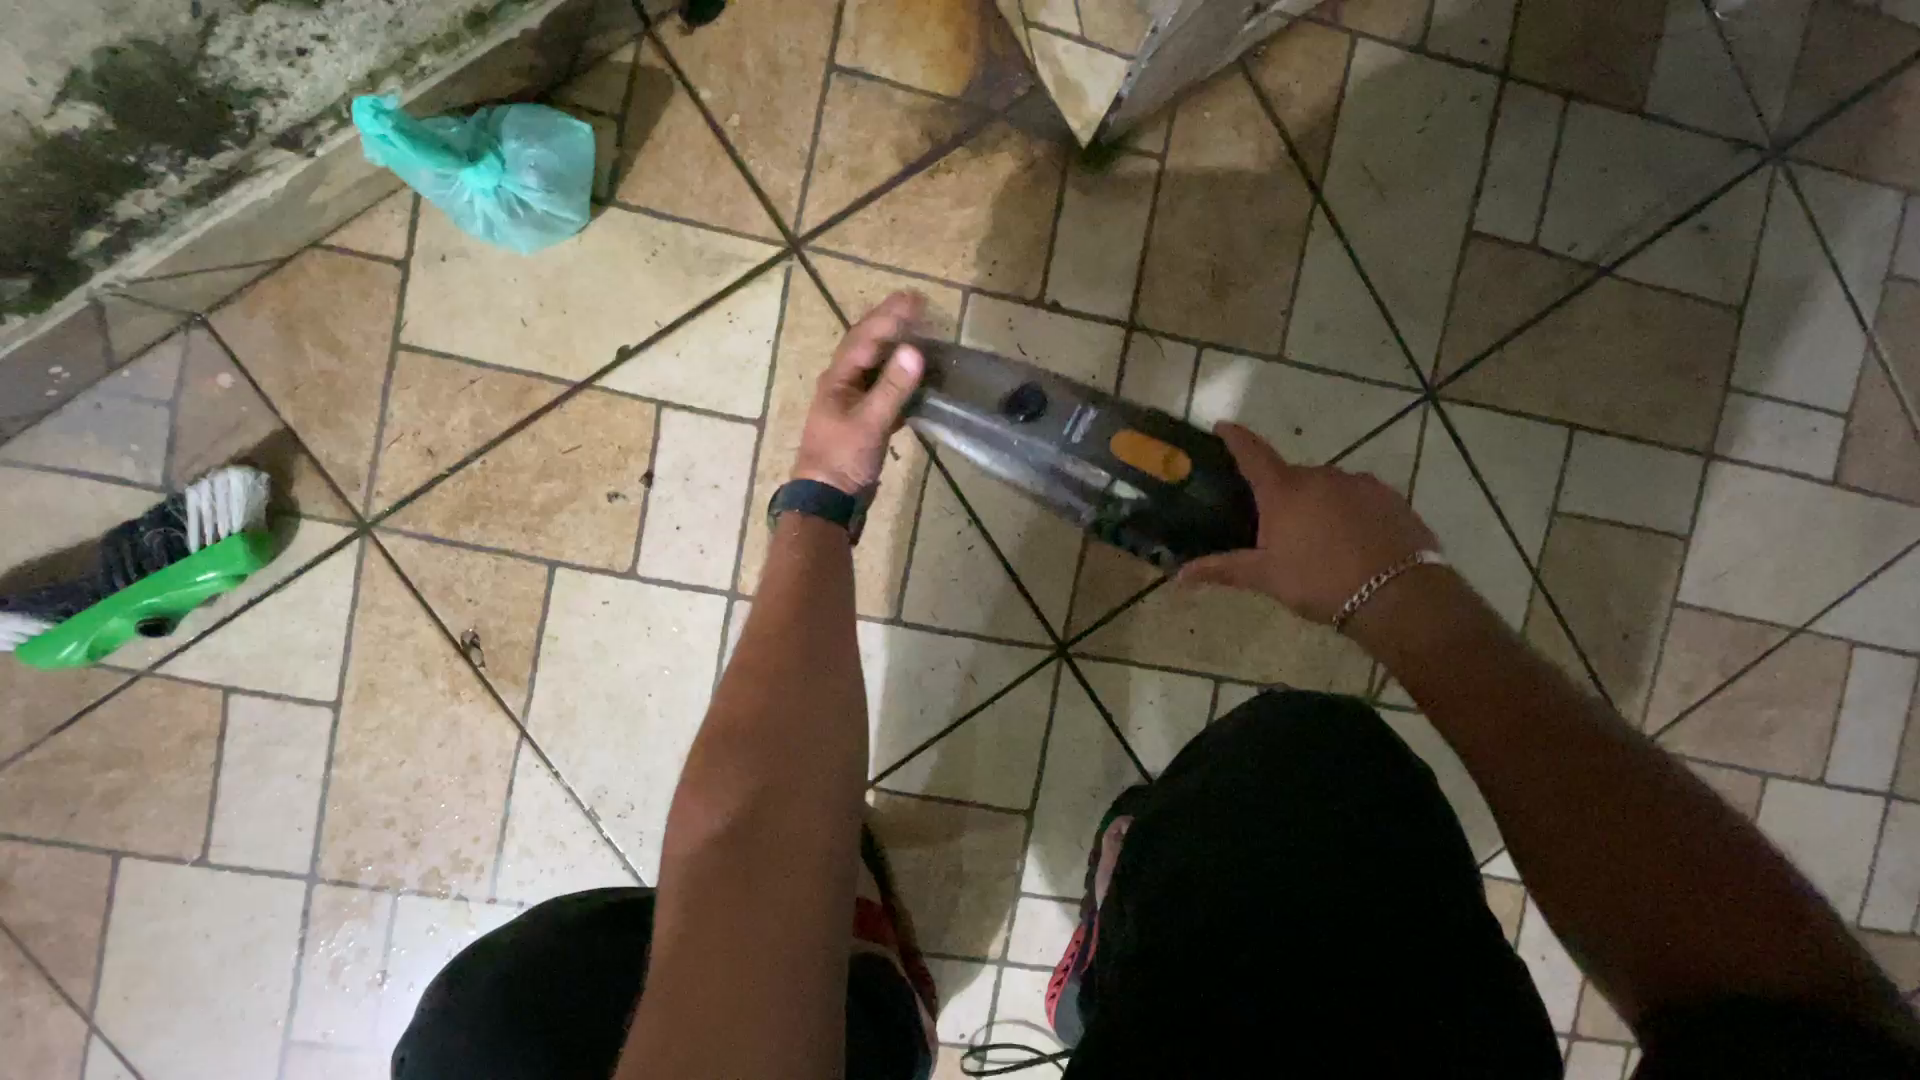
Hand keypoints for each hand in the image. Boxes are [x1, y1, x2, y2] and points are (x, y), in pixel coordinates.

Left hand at [792, 291, 926, 494]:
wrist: (827, 501)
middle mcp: (843, 385)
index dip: (890, 316)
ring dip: (897, 350)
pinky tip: (918, 380)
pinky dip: (901, 381)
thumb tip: (914, 350)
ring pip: (876, 369)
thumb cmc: (842, 460)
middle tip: (918, 306)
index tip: (915, 299)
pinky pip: (885, 392)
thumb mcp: (869, 423)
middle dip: (891, 324)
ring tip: (921, 335)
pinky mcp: (864, 423)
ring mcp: (852, 404)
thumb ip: (893, 388)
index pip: (865, 337)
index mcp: (838, 379)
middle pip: (868, 346)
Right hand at [1179, 422, 1440, 626]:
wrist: (1399, 595)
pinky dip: (1349, 512)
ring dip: (1318, 505)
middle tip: (1278, 529)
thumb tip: (1178, 576)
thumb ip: (1223, 569)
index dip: (1235, 438)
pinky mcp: (1391, 497)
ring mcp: (1360, 483)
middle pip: (1292, 477)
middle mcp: (1321, 476)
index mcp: (1285, 491)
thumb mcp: (1266, 577)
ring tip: (1320, 542)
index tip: (1223, 426)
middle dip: (1282, 496)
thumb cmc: (1320, 582)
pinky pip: (1359, 498)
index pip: (1252, 453)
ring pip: (1328, 487)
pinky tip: (1352, 542)